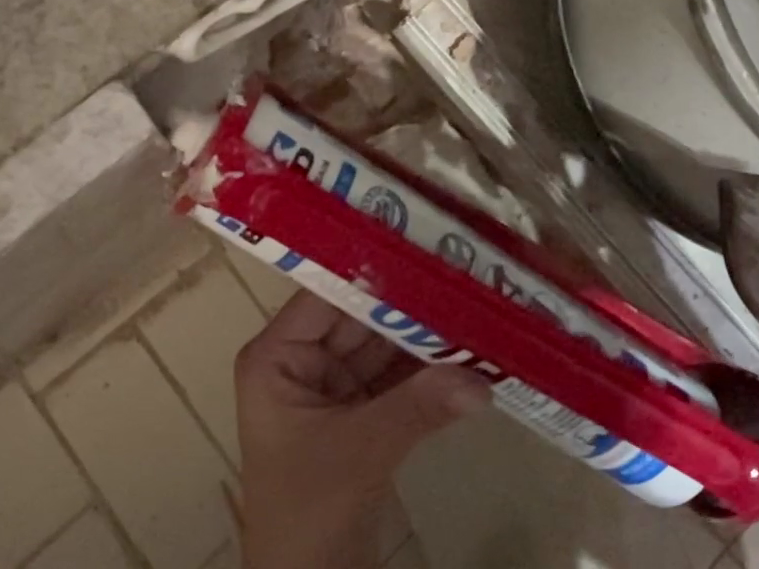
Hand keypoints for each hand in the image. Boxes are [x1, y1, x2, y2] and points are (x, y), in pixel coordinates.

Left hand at [237, 292, 489, 568]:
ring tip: (479, 305)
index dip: (372, 272)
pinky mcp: (362, 417)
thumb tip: (481, 378)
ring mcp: (333, 388)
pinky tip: (472, 353)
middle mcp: (301, 362)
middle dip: (411, 304)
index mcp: (277, 357)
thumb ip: (418, 408)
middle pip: (361, 319)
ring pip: (385, 349)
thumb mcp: (358, 453)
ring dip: (427, 337)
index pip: (326, 295)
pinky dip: (431, 373)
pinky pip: (399, 381)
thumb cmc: (307, 512)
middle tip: (466, 275)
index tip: (422, 246)